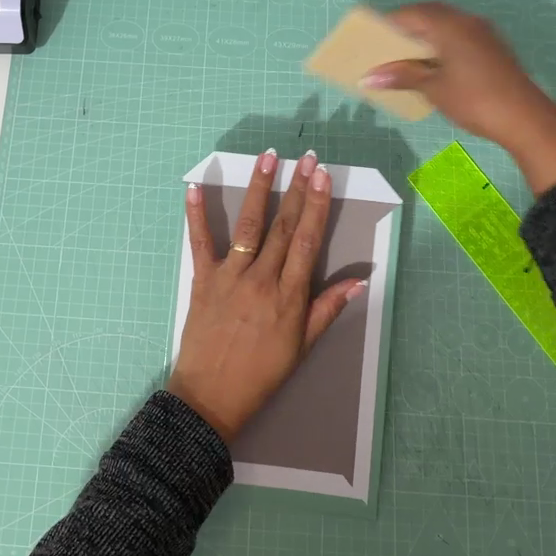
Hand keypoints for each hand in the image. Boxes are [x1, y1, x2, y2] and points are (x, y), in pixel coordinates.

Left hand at [168, 149, 366, 442]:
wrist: (211, 398)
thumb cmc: (261, 375)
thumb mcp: (301, 347)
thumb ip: (326, 310)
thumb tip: (358, 281)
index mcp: (288, 296)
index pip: (307, 241)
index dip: (317, 206)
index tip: (323, 176)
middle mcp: (261, 279)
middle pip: (283, 226)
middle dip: (297, 189)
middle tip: (306, 158)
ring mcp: (229, 276)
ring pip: (247, 224)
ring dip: (259, 188)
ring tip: (267, 157)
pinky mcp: (202, 279)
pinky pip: (199, 241)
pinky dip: (196, 213)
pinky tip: (196, 185)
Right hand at [362, 2, 555, 193]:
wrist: (525, 118)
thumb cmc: (474, 100)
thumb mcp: (433, 89)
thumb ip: (402, 76)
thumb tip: (370, 78)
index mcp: (450, 26)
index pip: (413, 13)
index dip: (390, 22)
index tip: (371, 36)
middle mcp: (467, 22)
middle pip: (431, 14)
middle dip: (407, 26)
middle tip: (387, 44)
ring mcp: (483, 34)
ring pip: (447, 23)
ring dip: (425, 34)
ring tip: (406, 54)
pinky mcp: (492, 48)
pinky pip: (459, 34)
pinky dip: (441, 42)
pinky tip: (432, 63)